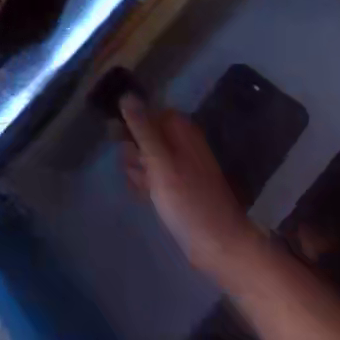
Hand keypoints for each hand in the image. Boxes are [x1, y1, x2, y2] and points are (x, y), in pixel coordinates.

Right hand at [118, 95, 260, 276]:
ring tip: (143, 189)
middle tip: (138, 172)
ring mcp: (180, 165)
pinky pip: (154, 176)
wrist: (218, 244)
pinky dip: (146, 184)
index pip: (147, 112)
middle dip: (134, 152)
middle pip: (145, 135)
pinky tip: (144, 197)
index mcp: (181, 129)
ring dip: (138, 170)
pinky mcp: (178, 186)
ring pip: (147, 157)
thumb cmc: (188, 200)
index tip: (121, 142)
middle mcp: (182, 141)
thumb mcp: (160, 161)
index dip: (132, 125)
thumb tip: (126, 95)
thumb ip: (143, 129)